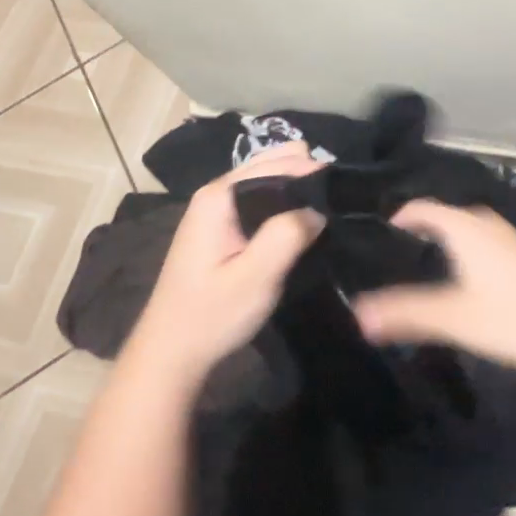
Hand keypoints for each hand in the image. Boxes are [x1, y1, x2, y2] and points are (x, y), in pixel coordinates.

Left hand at [134, 143, 325, 384]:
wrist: (172, 353)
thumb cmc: (212, 315)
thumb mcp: (256, 277)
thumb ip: (287, 235)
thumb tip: (318, 209)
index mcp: (219, 196)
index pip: (276, 162)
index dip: (311, 170)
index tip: (344, 188)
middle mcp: (215, 193)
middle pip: (270, 164)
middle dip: (304, 174)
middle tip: (339, 199)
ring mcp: (216, 210)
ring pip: (266, 182)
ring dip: (296, 189)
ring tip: (329, 208)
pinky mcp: (222, 229)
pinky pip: (260, 201)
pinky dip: (284, 203)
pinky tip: (305, 221)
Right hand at [352, 199, 515, 370]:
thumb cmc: (513, 315)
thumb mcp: (453, 317)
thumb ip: (405, 313)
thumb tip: (357, 313)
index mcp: (464, 225)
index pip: (418, 208)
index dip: (393, 219)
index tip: (367, 238)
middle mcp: (484, 223)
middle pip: (439, 219)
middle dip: (411, 235)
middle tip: (382, 260)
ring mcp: (506, 240)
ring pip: (459, 234)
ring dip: (436, 247)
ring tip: (409, 274)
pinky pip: (476, 248)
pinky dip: (456, 259)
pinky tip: (451, 286)